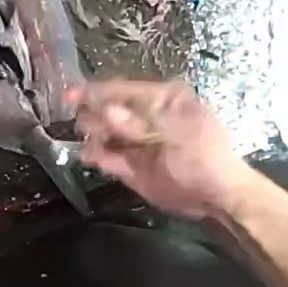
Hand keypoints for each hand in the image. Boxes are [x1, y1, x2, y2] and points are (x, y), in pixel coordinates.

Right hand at [69, 79, 257, 219]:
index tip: (70, 95)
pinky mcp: (131, 168)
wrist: (217, 196)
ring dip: (93, 135)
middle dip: (93, 114)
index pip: (123, 90)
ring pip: (104, 134)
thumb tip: (107, 111)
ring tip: (90, 142)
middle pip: (109, 110)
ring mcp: (137, 144)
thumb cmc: (204, 156)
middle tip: (84, 124)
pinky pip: (107, 158)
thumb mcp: (176, 133)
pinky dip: (96, 156)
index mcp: (162, 100)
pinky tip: (89, 156)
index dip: (96, 92)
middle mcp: (146, 118)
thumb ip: (139, 123)